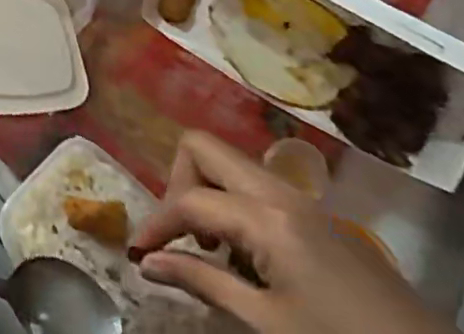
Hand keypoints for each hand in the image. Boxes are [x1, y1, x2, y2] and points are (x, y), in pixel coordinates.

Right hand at [131, 132, 456, 333]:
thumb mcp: (269, 323)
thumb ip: (203, 282)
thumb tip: (147, 262)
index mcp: (266, 216)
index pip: (188, 201)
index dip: (156, 224)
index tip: (139, 252)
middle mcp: (281, 193)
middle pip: (203, 148)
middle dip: (177, 181)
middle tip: (179, 230)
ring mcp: (307, 203)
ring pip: (231, 163)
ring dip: (207, 191)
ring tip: (211, 245)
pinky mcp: (324, 220)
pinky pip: (259, 187)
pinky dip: (235, 204)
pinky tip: (247, 253)